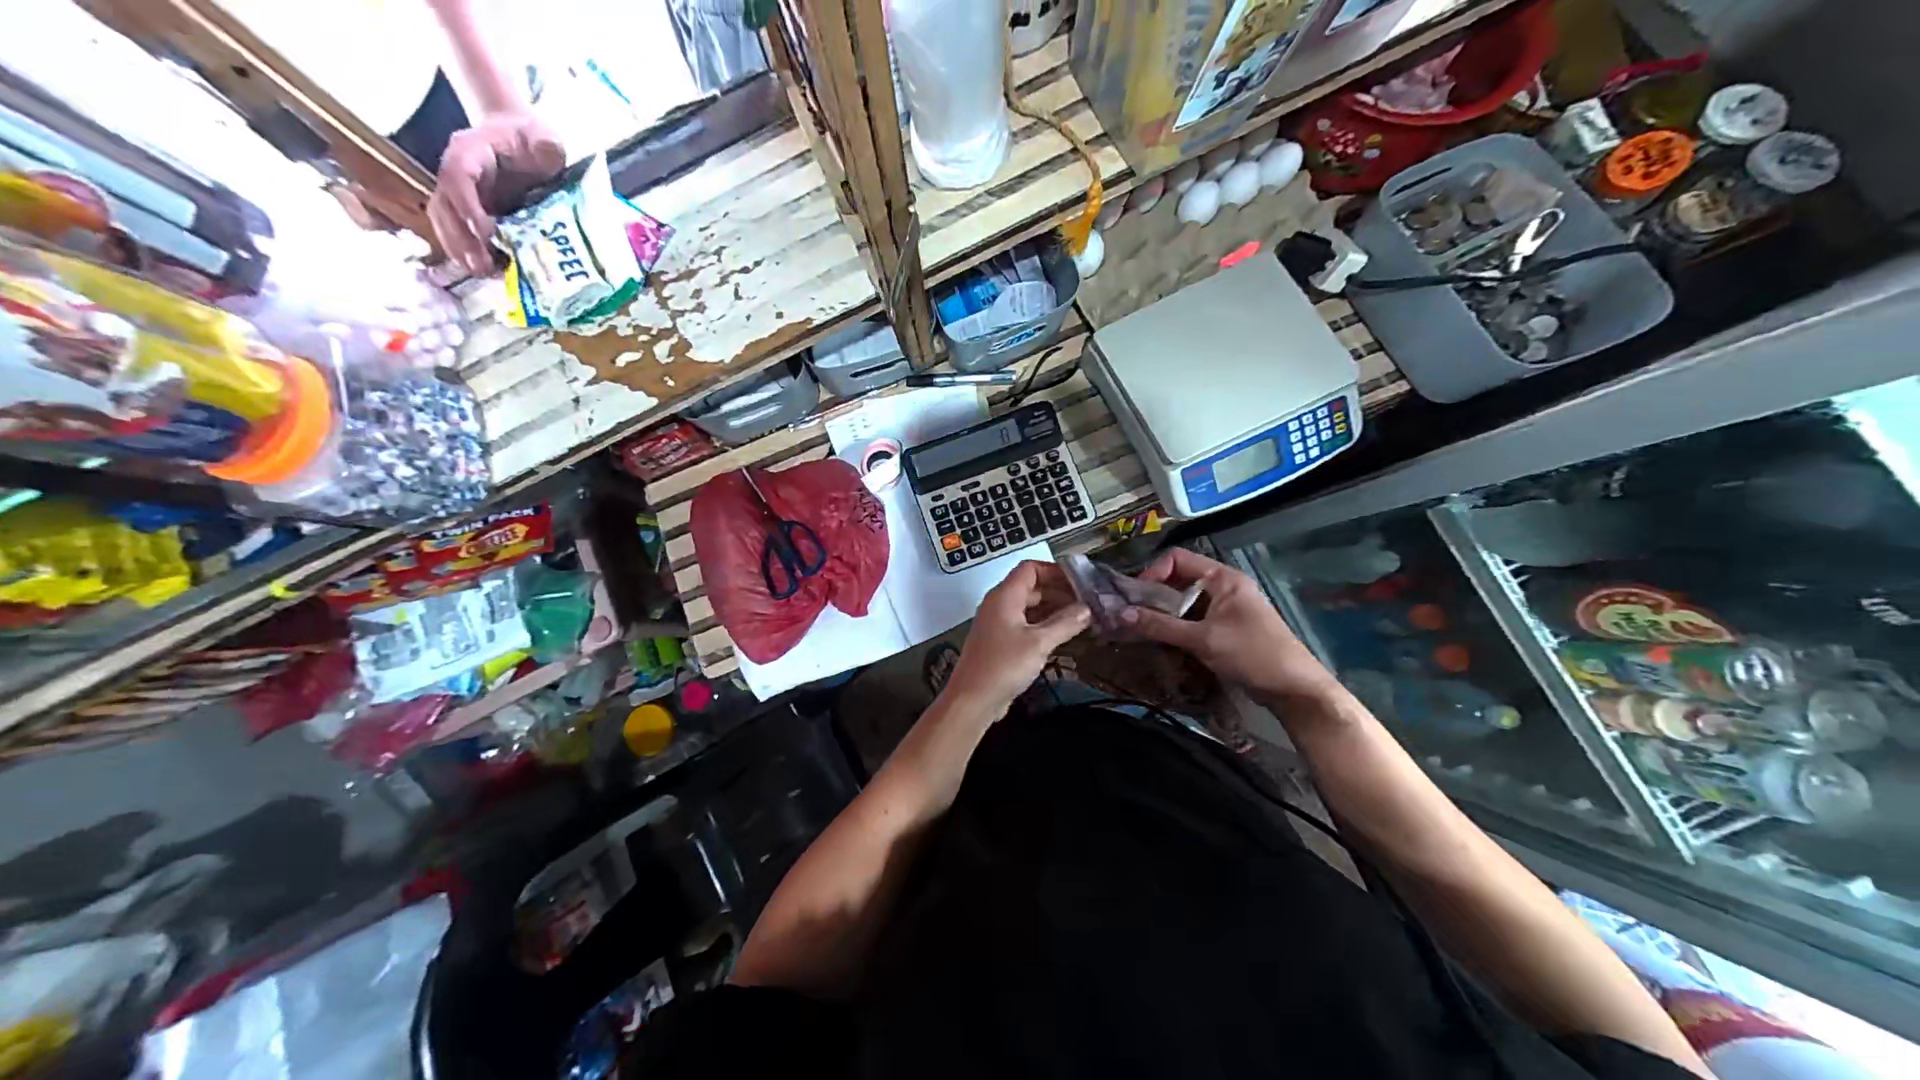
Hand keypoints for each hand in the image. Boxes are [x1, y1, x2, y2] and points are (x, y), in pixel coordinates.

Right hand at [427, 113, 565, 275]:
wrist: (520, 138)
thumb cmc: (532, 139)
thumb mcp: (544, 138)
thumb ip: (546, 145)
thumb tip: (550, 152)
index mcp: (471, 150)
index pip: (458, 174)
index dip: (467, 204)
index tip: (485, 231)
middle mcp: (456, 171)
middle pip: (444, 203)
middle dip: (460, 237)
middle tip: (480, 265)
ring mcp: (458, 191)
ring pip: (444, 219)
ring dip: (459, 248)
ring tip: (480, 272)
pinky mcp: (467, 208)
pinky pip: (456, 230)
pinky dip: (466, 249)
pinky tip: (484, 269)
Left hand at [942, 561, 1089, 714]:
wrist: (973, 700)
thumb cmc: (1002, 667)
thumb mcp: (1039, 643)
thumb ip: (1065, 623)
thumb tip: (1085, 610)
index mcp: (1004, 596)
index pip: (1030, 568)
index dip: (1055, 571)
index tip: (1079, 581)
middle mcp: (998, 605)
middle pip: (1031, 587)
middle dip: (1059, 591)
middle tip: (1085, 601)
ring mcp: (998, 624)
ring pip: (1029, 607)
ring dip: (1053, 609)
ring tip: (1079, 618)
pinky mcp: (1000, 642)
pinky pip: (1025, 624)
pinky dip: (1043, 625)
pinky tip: (1061, 635)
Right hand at [1120, 548, 1338, 702]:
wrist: (1294, 689)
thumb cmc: (1252, 655)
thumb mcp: (1202, 640)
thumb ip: (1160, 626)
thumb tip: (1119, 615)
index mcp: (1223, 578)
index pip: (1177, 559)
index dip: (1152, 573)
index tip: (1134, 597)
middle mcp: (1224, 586)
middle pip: (1179, 579)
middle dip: (1153, 595)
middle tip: (1130, 614)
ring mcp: (1226, 607)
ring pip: (1185, 601)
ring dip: (1163, 612)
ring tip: (1140, 628)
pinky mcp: (1226, 627)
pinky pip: (1194, 618)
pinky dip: (1176, 625)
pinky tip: (1162, 639)